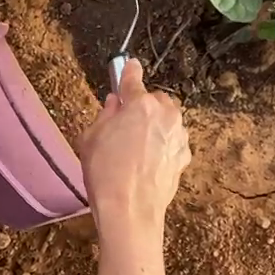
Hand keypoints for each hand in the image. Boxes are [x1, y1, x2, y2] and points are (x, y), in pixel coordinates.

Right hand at [78, 61, 189, 234]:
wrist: (130, 209)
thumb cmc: (105, 173)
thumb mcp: (90, 139)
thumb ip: (104, 115)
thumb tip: (115, 104)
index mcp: (139, 105)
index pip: (133, 79)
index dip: (128, 72)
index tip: (129, 65)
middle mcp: (165, 114)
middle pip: (155, 100)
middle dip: (142, 107)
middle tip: (122, 125)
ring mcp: (179, 135)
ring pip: (166, 120)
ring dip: (153, 126)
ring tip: (133, 149)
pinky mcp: (184, 155)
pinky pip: (172, 141)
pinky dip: (161, 145)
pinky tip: (144, 162)